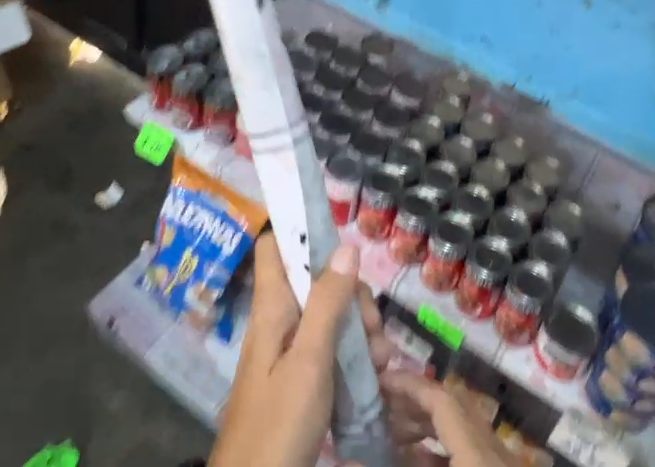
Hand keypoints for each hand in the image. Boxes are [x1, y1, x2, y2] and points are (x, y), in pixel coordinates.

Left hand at [211, 235, 397, 466]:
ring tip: (382, 360)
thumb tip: (347, 245)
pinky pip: (333, 348)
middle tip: (370, 326)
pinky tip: (378, 372)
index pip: (274, 248)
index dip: (300, 234)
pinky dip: (356, 354)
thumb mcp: (310, 359)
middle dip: (352, 294)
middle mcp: (280, 321)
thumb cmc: (279, 421)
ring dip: (361, 329)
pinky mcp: (303, 376)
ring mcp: (291, 350)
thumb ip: (328, 302)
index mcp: (272, 309)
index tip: (338, 242)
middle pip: (316, 280)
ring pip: (331, 315)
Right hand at [380, 370, 522, 466]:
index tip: (380, 380)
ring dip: (431, 423)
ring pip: (466, 426)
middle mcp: (496, 450)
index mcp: (478, 455)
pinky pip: (473, 447)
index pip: (443, 400)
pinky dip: (445, 446)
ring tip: (395, 432)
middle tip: (384, 405)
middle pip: (456, 406)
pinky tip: (419, 457)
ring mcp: (504, 461)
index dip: (409, 385)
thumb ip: (402, 464)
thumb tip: (357, 455)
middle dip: (418, 400)